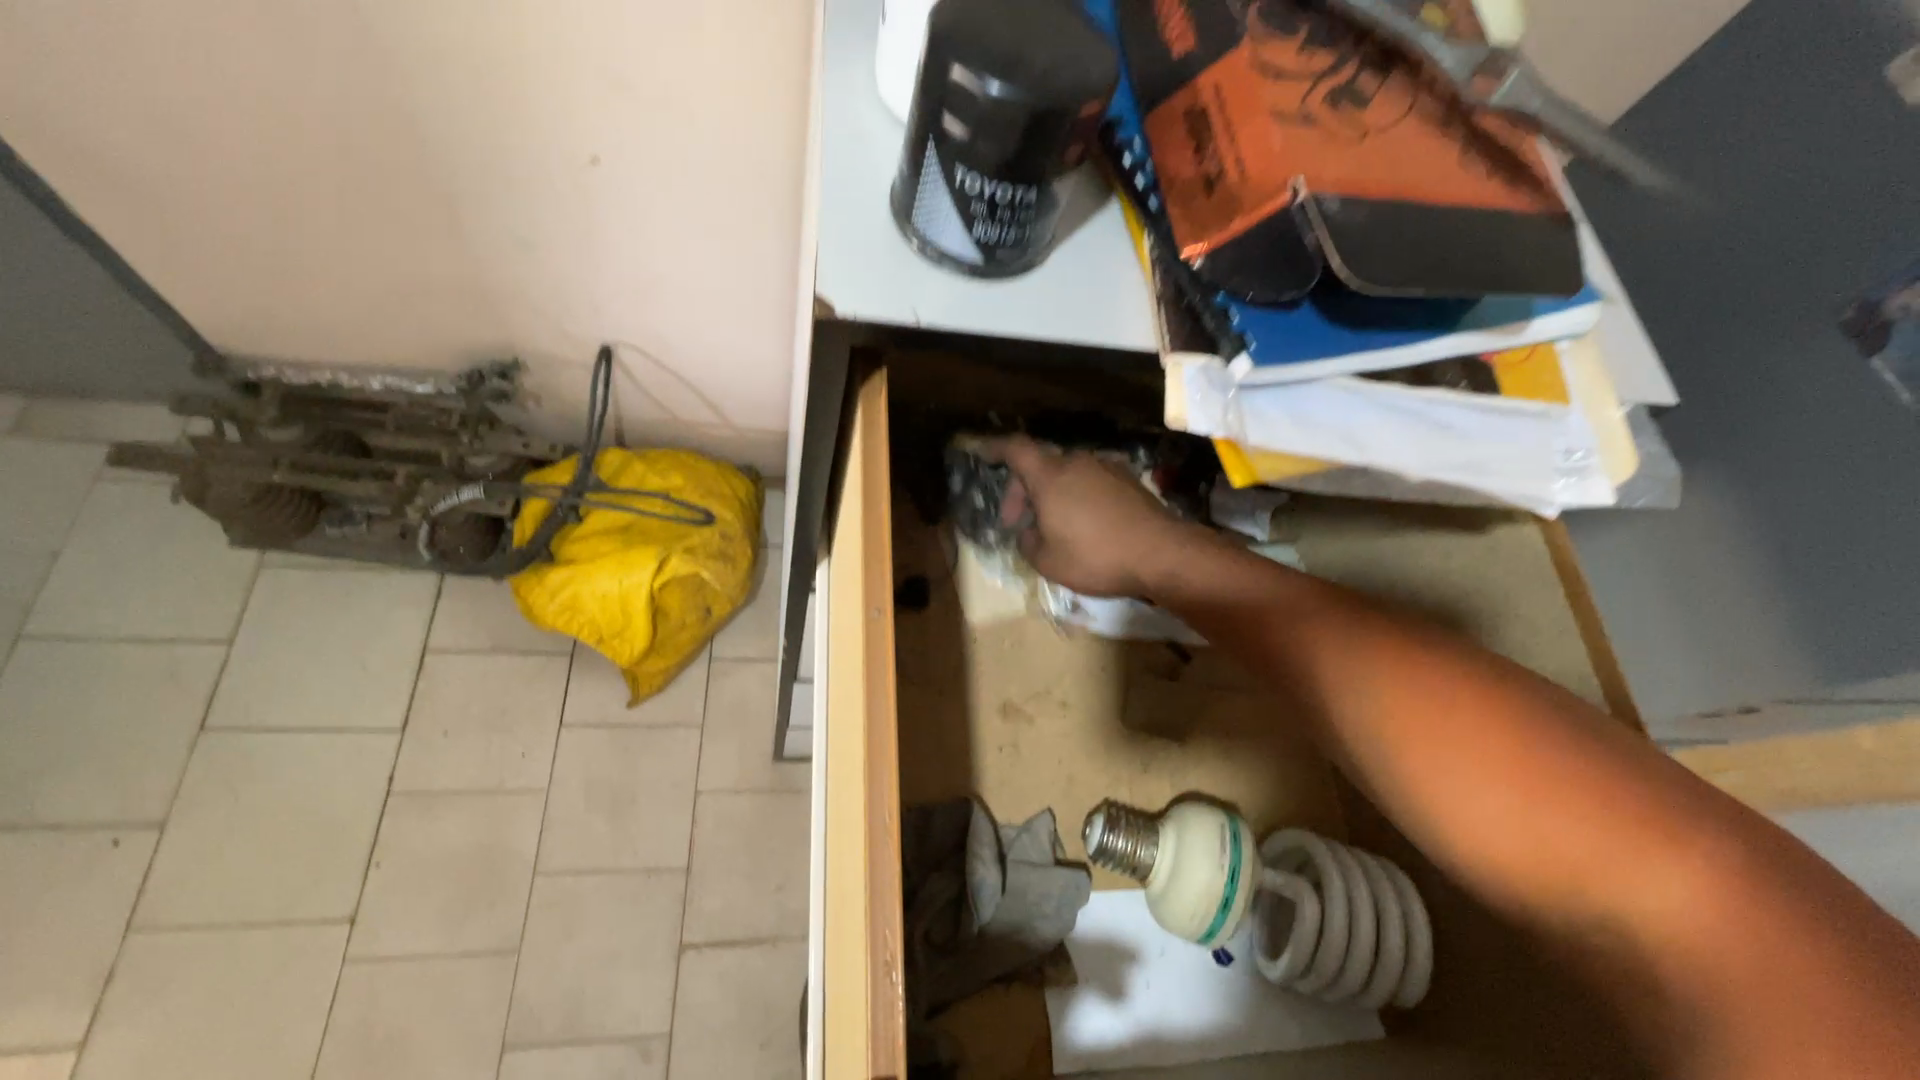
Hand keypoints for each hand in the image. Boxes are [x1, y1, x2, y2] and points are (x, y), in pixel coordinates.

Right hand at [981, 435, 1202, 597]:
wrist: (1162, 553)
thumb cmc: (1096, 556)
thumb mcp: (1047, 562)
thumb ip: (1028, 543)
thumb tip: (1029, 533)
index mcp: (1050, 476)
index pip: (1015, 449)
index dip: (995, 448)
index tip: (981, 452)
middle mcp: (1077, 462)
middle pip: (1041, 464)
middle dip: (1024, 490)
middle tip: (1020, 524)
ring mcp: (1106, 467)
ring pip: (1067, 473)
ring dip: (1053, 494)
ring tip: (1053, 526)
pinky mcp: (1128, 479)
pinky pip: (1091, 481)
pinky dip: (1078, 496)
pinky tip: (1085, 525)